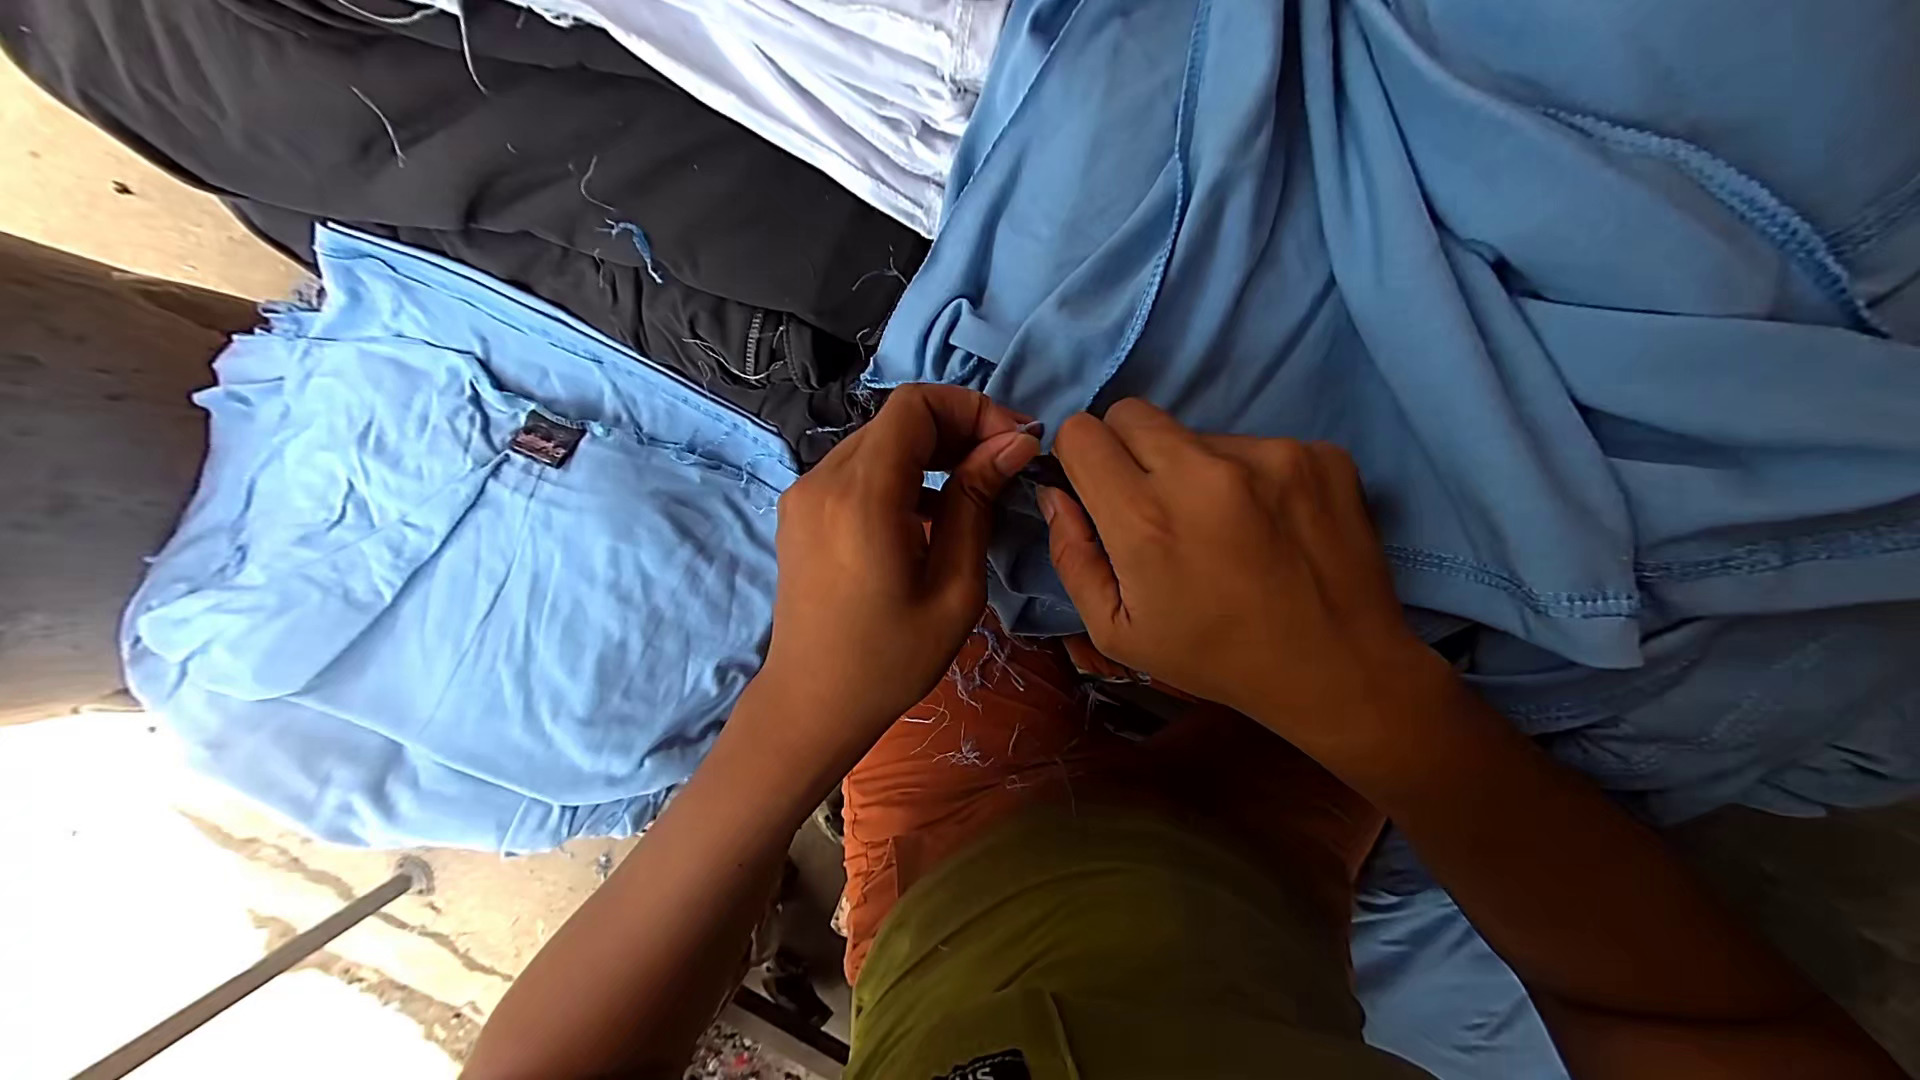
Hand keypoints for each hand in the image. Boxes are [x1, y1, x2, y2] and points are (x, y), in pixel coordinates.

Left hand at [754, 384, 1040, 762]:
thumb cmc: (890, 660)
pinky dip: (900, 473)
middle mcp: (822, 479)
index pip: (915, 405)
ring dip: (931, 452)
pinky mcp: (801, 510)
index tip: (1013, 443)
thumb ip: (977, 503)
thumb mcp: (954, 588)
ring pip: (879, 441)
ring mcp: (804, 492)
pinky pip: (857, 469)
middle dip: (958, 429)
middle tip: (1003, 465)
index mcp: (861, 497)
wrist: (811, 704)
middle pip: (897, 419)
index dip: (971, 409)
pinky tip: (927, 512)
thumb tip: (1014, 444)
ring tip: (973, 488)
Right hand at [1040, 399, 1441, 754]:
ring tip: (1221, 526)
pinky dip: (1245, 476)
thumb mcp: (1115, 631)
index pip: (1081, 432)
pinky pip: (1251, 444)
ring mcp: (1269, 455)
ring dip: (1190, 468)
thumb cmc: (1212, 657)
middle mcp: (1203, 472)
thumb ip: (1071, 556)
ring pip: (1193, 433)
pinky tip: (1266, 524)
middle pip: (1131, 414)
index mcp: (1145, 519)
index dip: (1079, 459)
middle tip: (1153, 506)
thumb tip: (1057, 495)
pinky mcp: (1318, 453)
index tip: (1097, 490)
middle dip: (1125, 452)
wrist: (1338, 670)